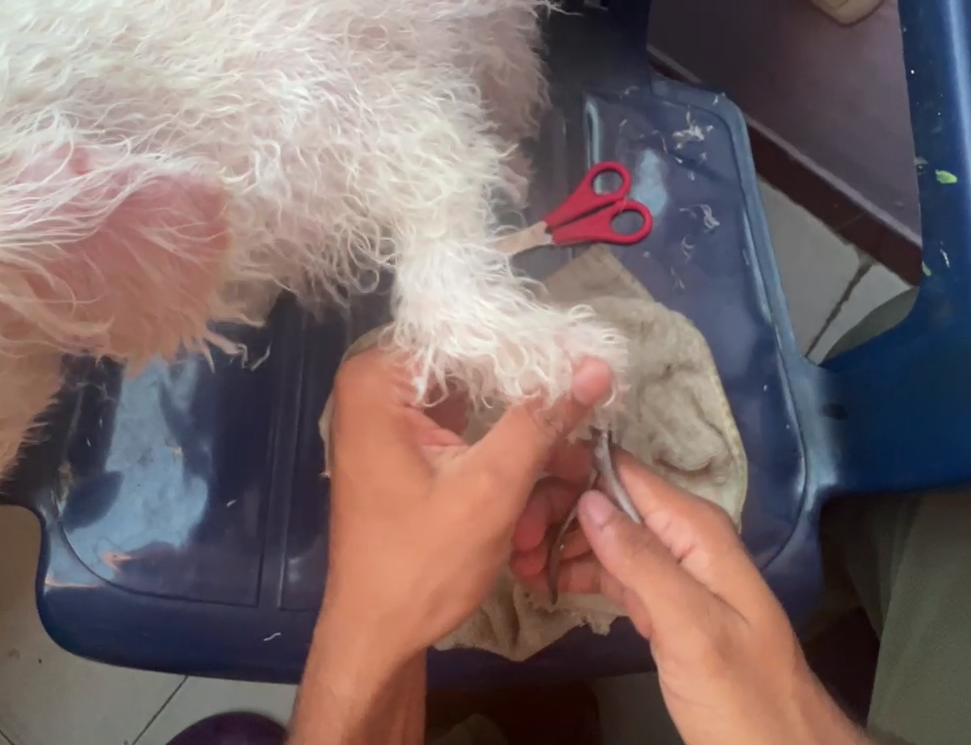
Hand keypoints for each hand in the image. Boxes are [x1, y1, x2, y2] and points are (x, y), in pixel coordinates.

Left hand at [320, 342, 611, 662]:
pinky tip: (541, 449)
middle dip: (526, 388)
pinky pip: (462, 415)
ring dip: (519, 414)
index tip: (582, 357)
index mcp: (376, 378)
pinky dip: (499, 432)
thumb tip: (595, 364)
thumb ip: (541, 419)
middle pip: (469, 361)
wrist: (375, 635)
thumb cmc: (420, 565)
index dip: (526, 345)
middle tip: (585, 400)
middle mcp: (375, 382)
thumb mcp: (490, 488)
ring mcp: (388, 410)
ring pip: (472, 390)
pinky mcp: (404, 436)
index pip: (464, 334)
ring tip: (569, 437)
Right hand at [511, 454, 865, 744]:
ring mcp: (671, 567)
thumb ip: (642, 562)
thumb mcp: (693, 630)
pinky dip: (579, 571)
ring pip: (605, 533)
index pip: (623, 473)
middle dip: (560, 512)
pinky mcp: (660, 599)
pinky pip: (612, 568)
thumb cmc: (746, 697)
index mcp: (694, 527)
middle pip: (608, 500)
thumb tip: (588, 500)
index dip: (573, 475)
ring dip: (563, 542)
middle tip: (516, 542)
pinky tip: (546, 580)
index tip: (525, 495)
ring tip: (519, 562)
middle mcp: (681, 535)